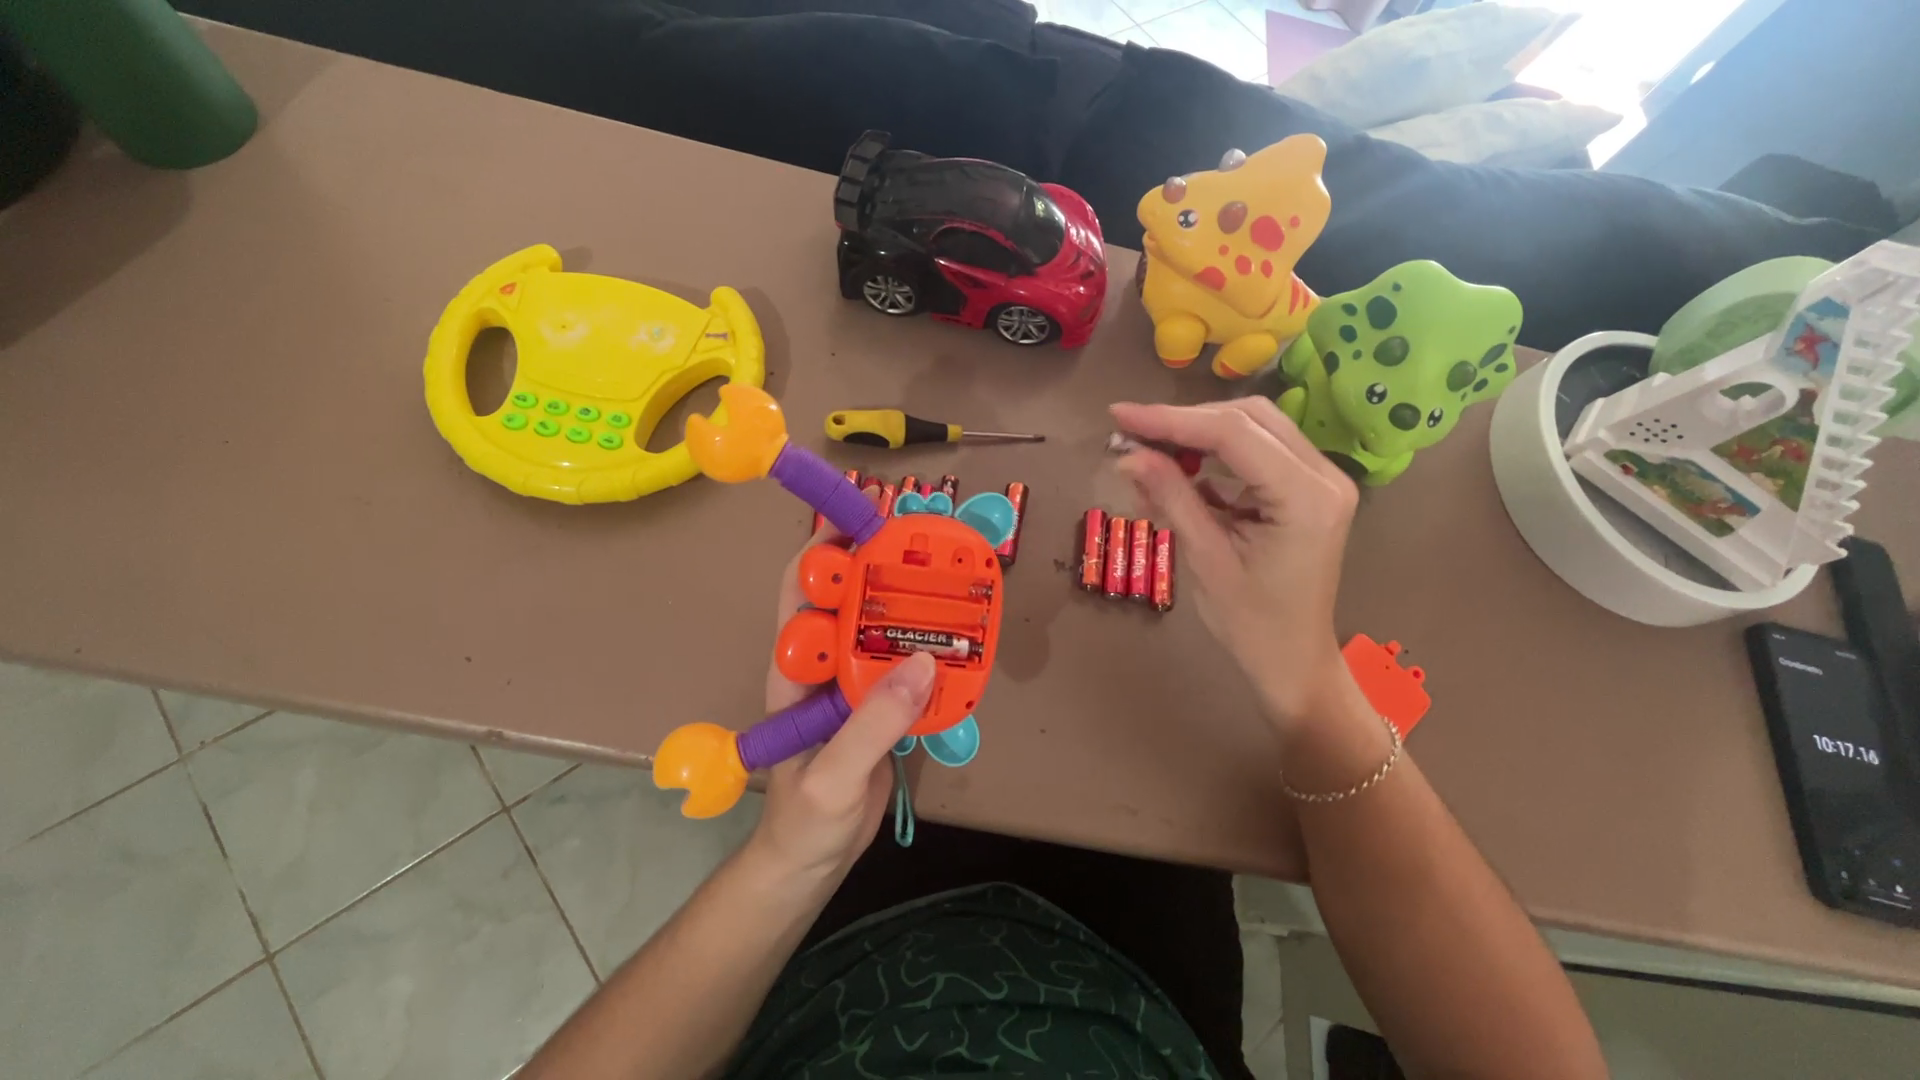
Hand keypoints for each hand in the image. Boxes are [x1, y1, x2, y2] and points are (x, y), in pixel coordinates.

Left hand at [747, 528, 935, 884]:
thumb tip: (923, 662)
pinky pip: (908, 668)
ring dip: (913, 602)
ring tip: (952, 576)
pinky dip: (933, 649)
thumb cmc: (804, 821)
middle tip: (924, 538)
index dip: (825, 550)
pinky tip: (964, 639)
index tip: (863, 518)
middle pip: (850, 599)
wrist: (811, 863)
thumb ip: (872, 724)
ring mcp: (855, 686)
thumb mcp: (833, 776)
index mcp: (795, 672)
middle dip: (879, 562)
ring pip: (883, 629)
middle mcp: (825, 667)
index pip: (802, 593)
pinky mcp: (881, 708)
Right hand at [1110, 398, 1361, 728]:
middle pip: (1249, 418)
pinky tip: (1181, 467)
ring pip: (1255, 427)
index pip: (1233, 434)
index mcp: (1306, 498)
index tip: (1120, 415)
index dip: (1171, 419)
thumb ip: (1172, 497)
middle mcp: (1325, 476)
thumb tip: (1127, 455)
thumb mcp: (1206, 559)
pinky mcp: (1310, 487)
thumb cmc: (1251, 623)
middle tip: (1131, 433)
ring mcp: (1323, 479)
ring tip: (1149, 449)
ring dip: (1200, 432)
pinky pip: (1261, 450)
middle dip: (1185, 420)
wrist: (1293, 660)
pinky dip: (1218, 452)